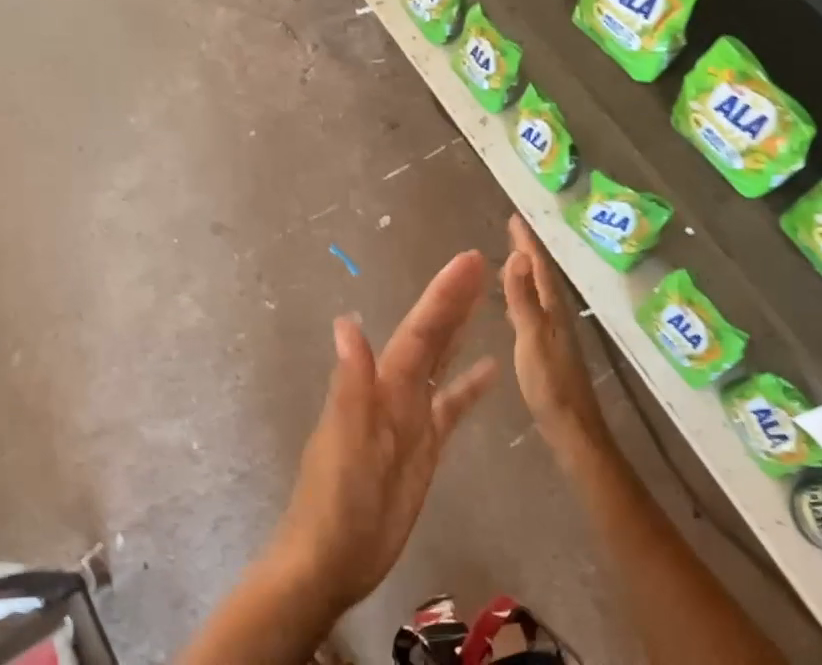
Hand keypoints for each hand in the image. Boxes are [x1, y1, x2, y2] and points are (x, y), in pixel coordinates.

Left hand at [265, 250, 499, 613]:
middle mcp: (396, 393)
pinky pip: (451, 408)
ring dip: (460, 333)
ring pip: (441, 364)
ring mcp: (411, 420)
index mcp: (380, 386)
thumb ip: (350, 384)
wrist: (330, 561)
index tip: (470, 261)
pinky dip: (469, 388)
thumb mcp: (344, 441)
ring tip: (488, 300)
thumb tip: (347, 321)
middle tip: (484, 265)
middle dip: (455, 302)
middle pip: (431, 338)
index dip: (443, 296)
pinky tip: (491, 370)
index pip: (418, 332)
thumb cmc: (336, 502)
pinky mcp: (424, 449)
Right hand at [501, 215, 609, 463]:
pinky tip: (515, 306)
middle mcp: (558, 316)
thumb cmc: (550, 384)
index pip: (538, 267)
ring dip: (527, 273)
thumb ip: (523, 298)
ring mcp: (556, 334)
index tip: (515, 217)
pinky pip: (536, 310)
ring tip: (512, 259)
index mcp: (553, 310)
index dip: (527, 242)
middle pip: (542, 275)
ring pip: (541, 293)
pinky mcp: (550, 350)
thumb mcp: (531, 338)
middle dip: (528, 252)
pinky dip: (524, 297)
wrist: (573, 430)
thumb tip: (518, 254)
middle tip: (513, 230)